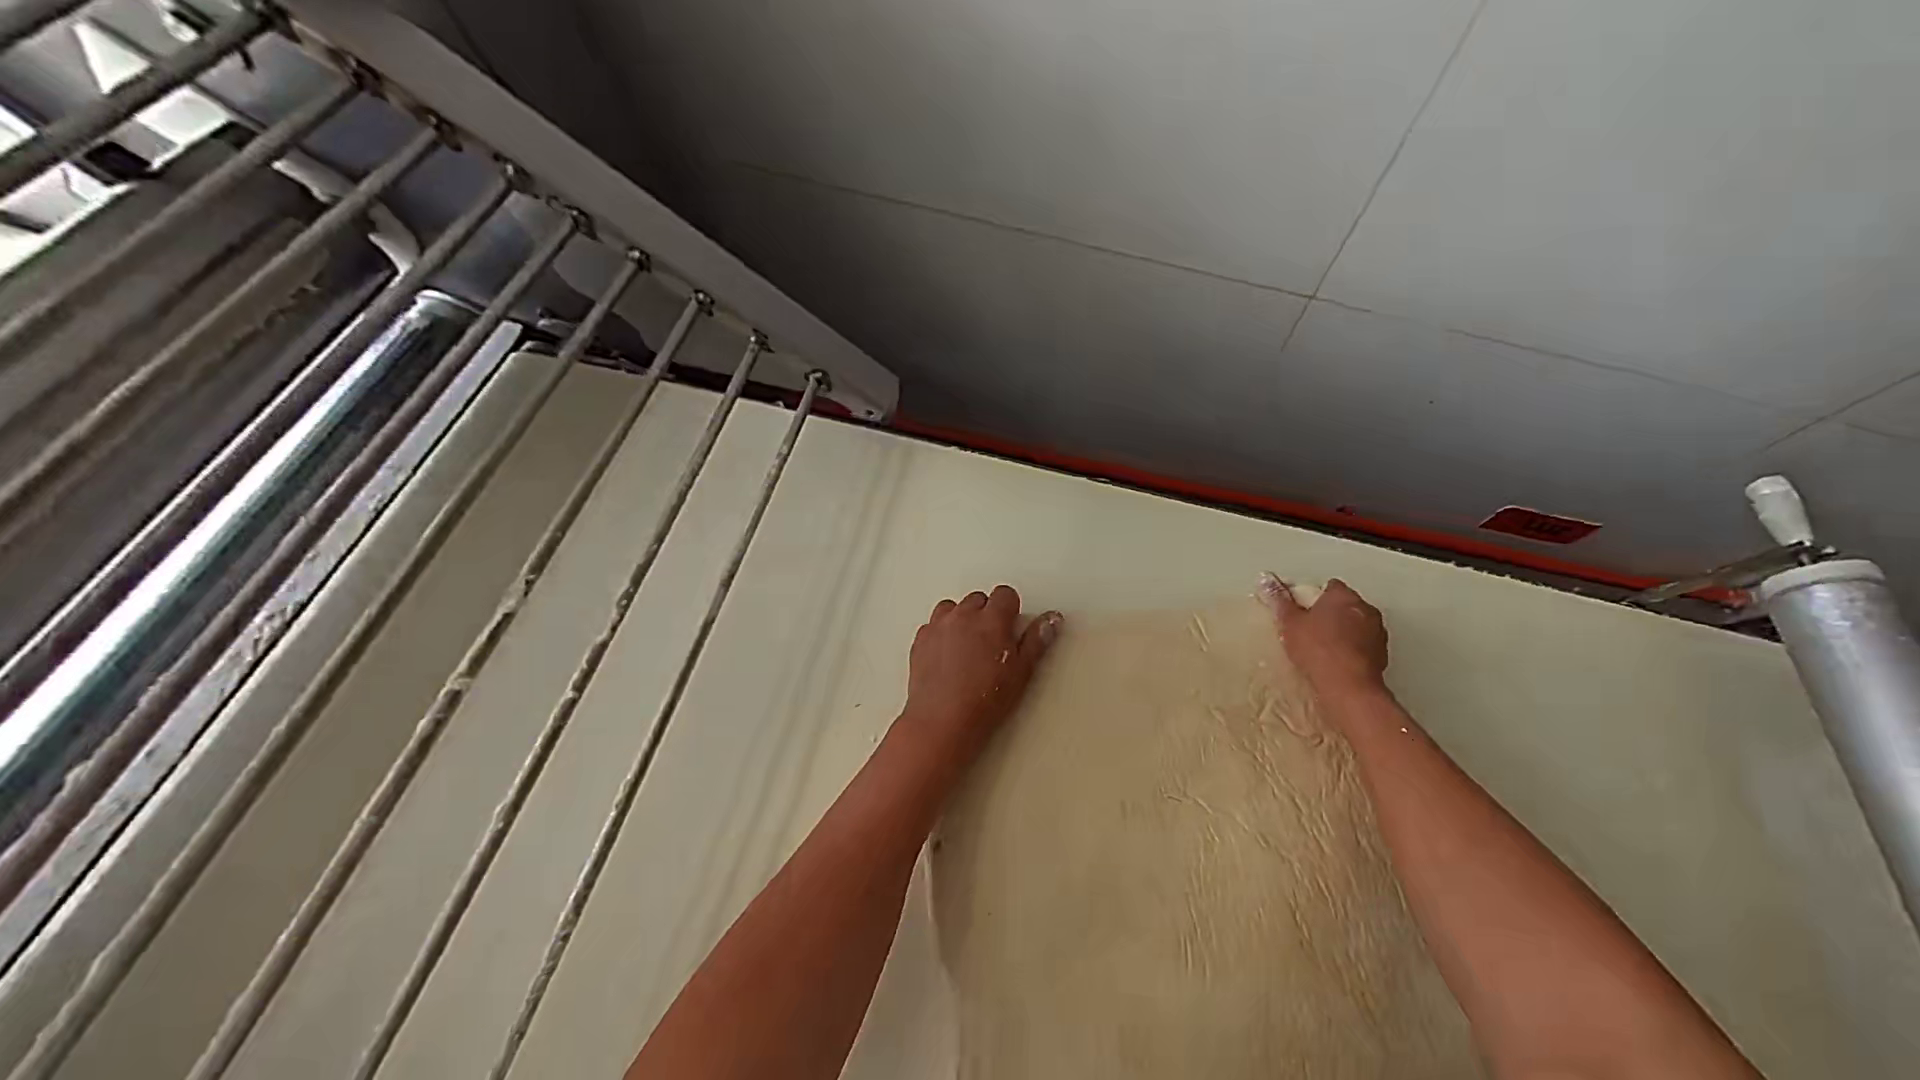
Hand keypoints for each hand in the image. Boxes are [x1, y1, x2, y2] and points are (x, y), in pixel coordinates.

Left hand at [902, 585, 1061, 756]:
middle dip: (987, 613)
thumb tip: (1050, 620)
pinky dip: (941, 633)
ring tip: (970, 645)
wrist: (943, 721)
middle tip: (994, 640)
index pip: (1005, 594)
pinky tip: (949, 654)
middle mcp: (963, 616)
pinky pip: (932, 625)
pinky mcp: (920, 641)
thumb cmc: (982, 701)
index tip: (1012, 622)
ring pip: (952, 608)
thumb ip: (1036, 640)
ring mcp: (939, 627)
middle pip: (978, 599)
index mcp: (992, 619)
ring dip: (962, 619)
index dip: (1011, 608)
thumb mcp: (1022, 672)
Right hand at [1260, 573, 1388, 695]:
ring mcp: (1377, 633)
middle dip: (1330, 612)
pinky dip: (1352, 649)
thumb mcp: (1289, 622)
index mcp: (1343, 596)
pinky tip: (1335, 661)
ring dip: (1344, 631)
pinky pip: (1363, 645)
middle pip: (1345, 604)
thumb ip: (1279, 599)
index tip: (1301, 609)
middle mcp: (1365, 609)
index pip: (1330, 586)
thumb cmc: (1316, 649)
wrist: (1346, 685)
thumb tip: (1267, 580)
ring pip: (1357, 624)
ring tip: (1321, 647)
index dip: (1314, 596)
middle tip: (1308, 627)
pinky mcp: (1382, 655)